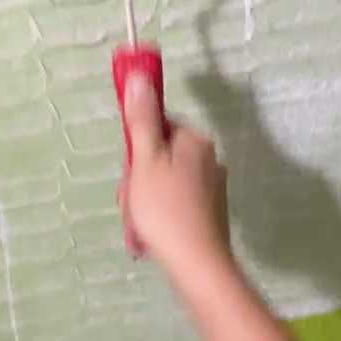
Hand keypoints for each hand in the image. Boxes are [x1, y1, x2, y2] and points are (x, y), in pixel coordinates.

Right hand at [121, 73, 233, 281]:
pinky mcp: (209, 212)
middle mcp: (208, 158)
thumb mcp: (145, 160)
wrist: (197, 264)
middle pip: (158, 156)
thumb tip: (139, 77)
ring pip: (163, 183)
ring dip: (143, 202)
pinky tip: (150, 235)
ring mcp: (211, 187)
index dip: (136, 148)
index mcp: (194, 140)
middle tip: (131, 202)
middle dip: (137, 180)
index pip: (157, 127)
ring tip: (139, 224)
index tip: (129, 171)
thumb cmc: (165, 210)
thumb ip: (142, 119)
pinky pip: (174, 203)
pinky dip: (158, 216)